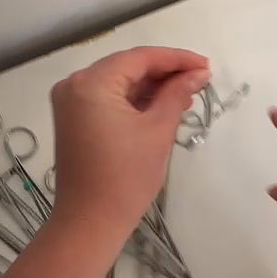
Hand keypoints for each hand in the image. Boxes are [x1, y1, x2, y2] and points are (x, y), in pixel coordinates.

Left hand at [49, 47, 209, 237]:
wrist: (91, 220)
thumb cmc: (126, 176)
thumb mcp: (157, 130)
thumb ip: (177, 94)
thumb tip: (198, 74)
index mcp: (92, 83)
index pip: (140, 58)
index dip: (176, 59)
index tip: (205, 65)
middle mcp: (75, 85)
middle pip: (127, 66)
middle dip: (165, 72)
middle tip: (200, 79)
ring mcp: (71, 102)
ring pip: (119, 82)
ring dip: (152, 86)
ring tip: (187, 94)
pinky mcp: (74, 120)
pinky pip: (109, 99)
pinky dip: (135, 100)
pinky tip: (162, 106)